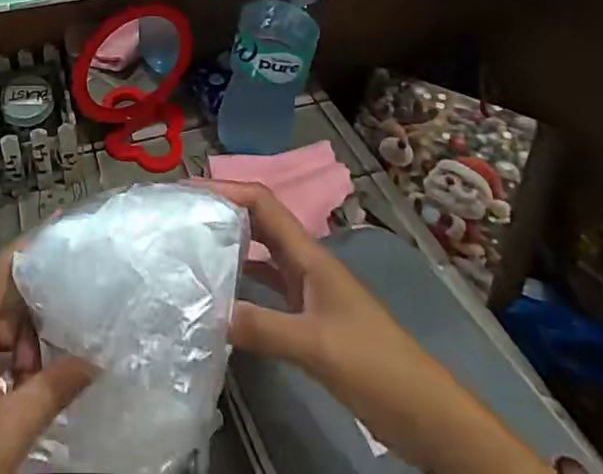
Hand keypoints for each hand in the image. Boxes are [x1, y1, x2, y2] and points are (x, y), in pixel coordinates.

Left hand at [0, 245, 96, 473]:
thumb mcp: (15, 422)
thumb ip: (56, 387)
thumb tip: (97, 358)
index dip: (26, 248)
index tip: (54, 227)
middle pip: (4, 310)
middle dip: (36, 322)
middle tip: (64, 341)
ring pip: (0, 341)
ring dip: (27, 354)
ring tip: (46, 381)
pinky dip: (15, 372)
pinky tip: (32, 393)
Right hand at [195, 179, 550, 472]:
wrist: (425, 412)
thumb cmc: (376, 365)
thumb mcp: (316, 345)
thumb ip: (262, 327)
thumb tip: (204, 310)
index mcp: (309, 256)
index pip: (263, 203)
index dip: (225, 189)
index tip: (185, 191)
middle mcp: (305, 264)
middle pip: (258, 222)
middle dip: (220, 210)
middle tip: (178, 215)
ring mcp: (307, 290)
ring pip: (260, 253)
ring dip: (228, 243)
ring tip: (188, 246)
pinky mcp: (306, 317)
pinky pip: (265, 287)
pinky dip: (240, 283)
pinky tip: (218, 296)